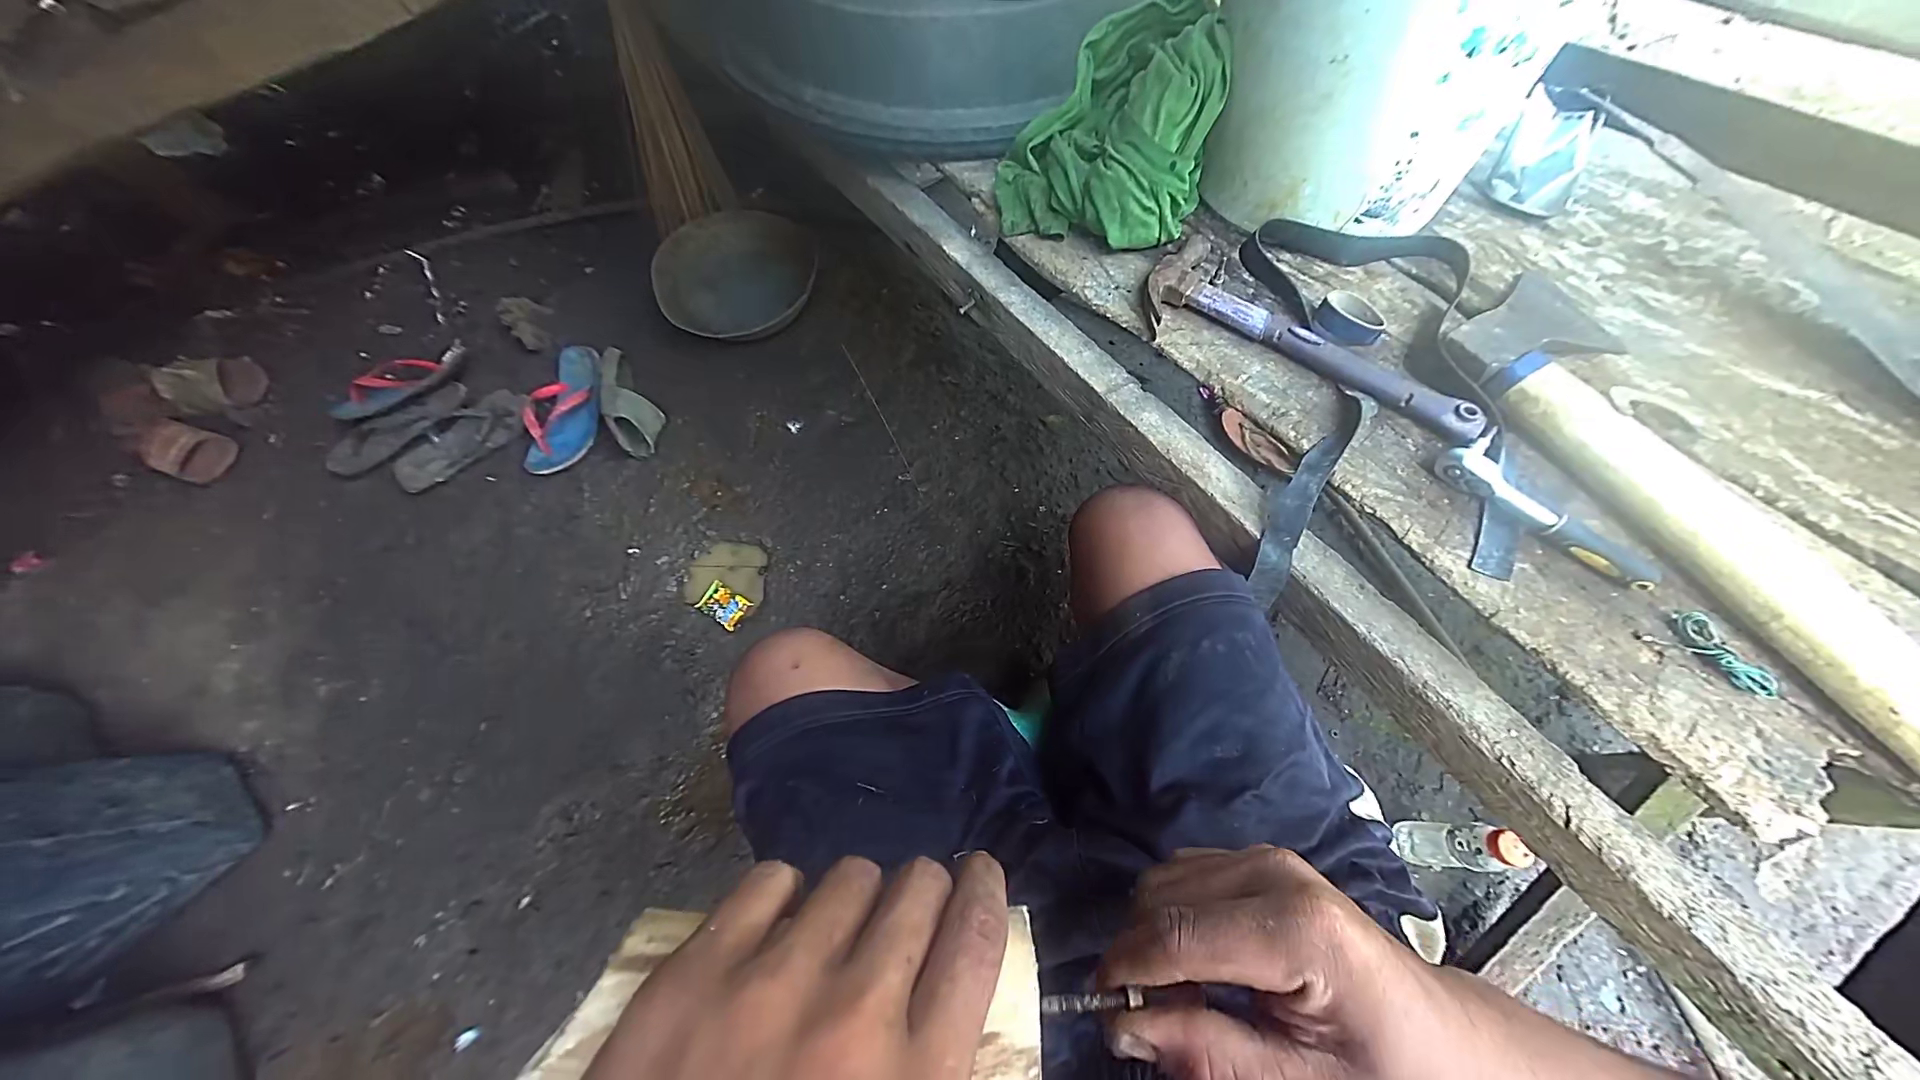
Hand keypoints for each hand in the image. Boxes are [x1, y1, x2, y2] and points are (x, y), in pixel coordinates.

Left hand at [584, 853, 1007, 1079]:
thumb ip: (941, 1068)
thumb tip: (954, 986)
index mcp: (918, 1078)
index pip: (975, 938)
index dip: (985, 891)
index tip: (979, 874)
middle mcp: (854, 1014)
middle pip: (917, 888)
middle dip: (922, 892)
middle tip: (902, 918)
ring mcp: (770, 983)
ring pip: (851, 876)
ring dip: (856, 899)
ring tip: (835, 933)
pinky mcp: (695, 971)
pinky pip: (772, 879)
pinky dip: (784, 898)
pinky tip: (774, 933)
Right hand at [1097, 846, 1676, 1079]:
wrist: (1448, 1038)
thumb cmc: (1387, 1071)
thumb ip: (1209, 1052)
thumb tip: (1121, 1026)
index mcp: (1295, 927)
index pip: (1179, 934)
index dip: (1129, 969)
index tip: (1099, 1006)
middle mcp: (1273, 872)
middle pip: (1163, 897)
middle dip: (1137, 953)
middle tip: (1144, 1016)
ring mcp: (1266, 858)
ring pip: (1166, 879)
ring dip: (1151, 933)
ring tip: (1175, 993)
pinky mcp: (1260, 859)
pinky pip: (1186, 873)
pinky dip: (1171, 913)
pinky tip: (1195, 959)